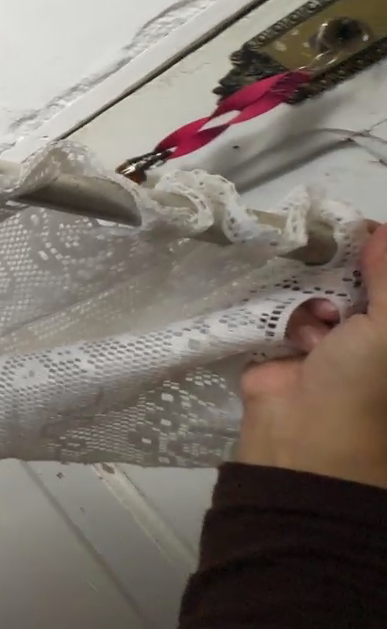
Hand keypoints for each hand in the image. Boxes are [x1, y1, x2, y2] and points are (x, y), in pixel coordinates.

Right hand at [237, 222, 386, 488]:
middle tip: (323, 262)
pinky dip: (284, 315)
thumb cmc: (369, 383)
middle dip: (340, 272)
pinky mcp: (288, 342)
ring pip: (316, 293)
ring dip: (310, 299)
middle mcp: (374, 330)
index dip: (375, 253)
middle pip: (356, 281)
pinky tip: (291, 331)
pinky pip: (282, 311)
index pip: (386, 277)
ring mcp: (333, 338)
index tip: (352, 233)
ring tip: (314, 317)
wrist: (308, 428)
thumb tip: (380, 230)